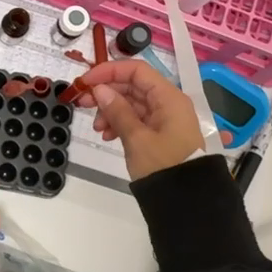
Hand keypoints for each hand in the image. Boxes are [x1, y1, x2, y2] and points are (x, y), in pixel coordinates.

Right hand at [75, 59, 203, 180]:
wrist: (188, 201)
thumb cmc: (163, 166)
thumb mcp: (136, 138)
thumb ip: (117, 111)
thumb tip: (100, 89)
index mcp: (168, 97)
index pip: (136, 70)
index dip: (109, 71)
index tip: (86, 82)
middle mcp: (168, 103)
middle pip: (133, 86)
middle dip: (107, 93)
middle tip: (83, 104)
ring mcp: (165, 119)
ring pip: (132, 103)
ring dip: (111, 110)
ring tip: (98, 129)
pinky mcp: (161, 133)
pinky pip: (137, 119)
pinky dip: (120, 123)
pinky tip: (108, 135)